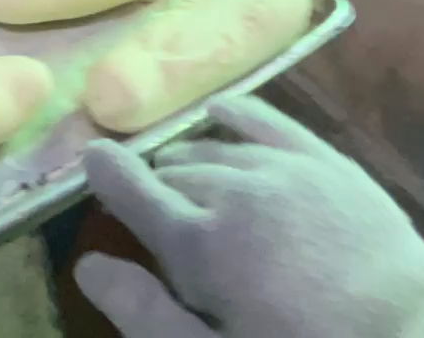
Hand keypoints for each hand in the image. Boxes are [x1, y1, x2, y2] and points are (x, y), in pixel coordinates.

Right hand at [77, 95, 423, 337]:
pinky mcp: (337, 170)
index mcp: (204, 247)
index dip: (107, 174)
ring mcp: (292, 175)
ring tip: (188, 179)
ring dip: (195, 162)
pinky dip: (242, 114)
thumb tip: (86, 263)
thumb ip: (145, 313)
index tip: (93, 160)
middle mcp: (241, 194)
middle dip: (159, 186)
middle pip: (177, 171)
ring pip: (219, 149)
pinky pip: (277, 125)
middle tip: (157, 211)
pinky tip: (221, 109)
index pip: (133, 189)